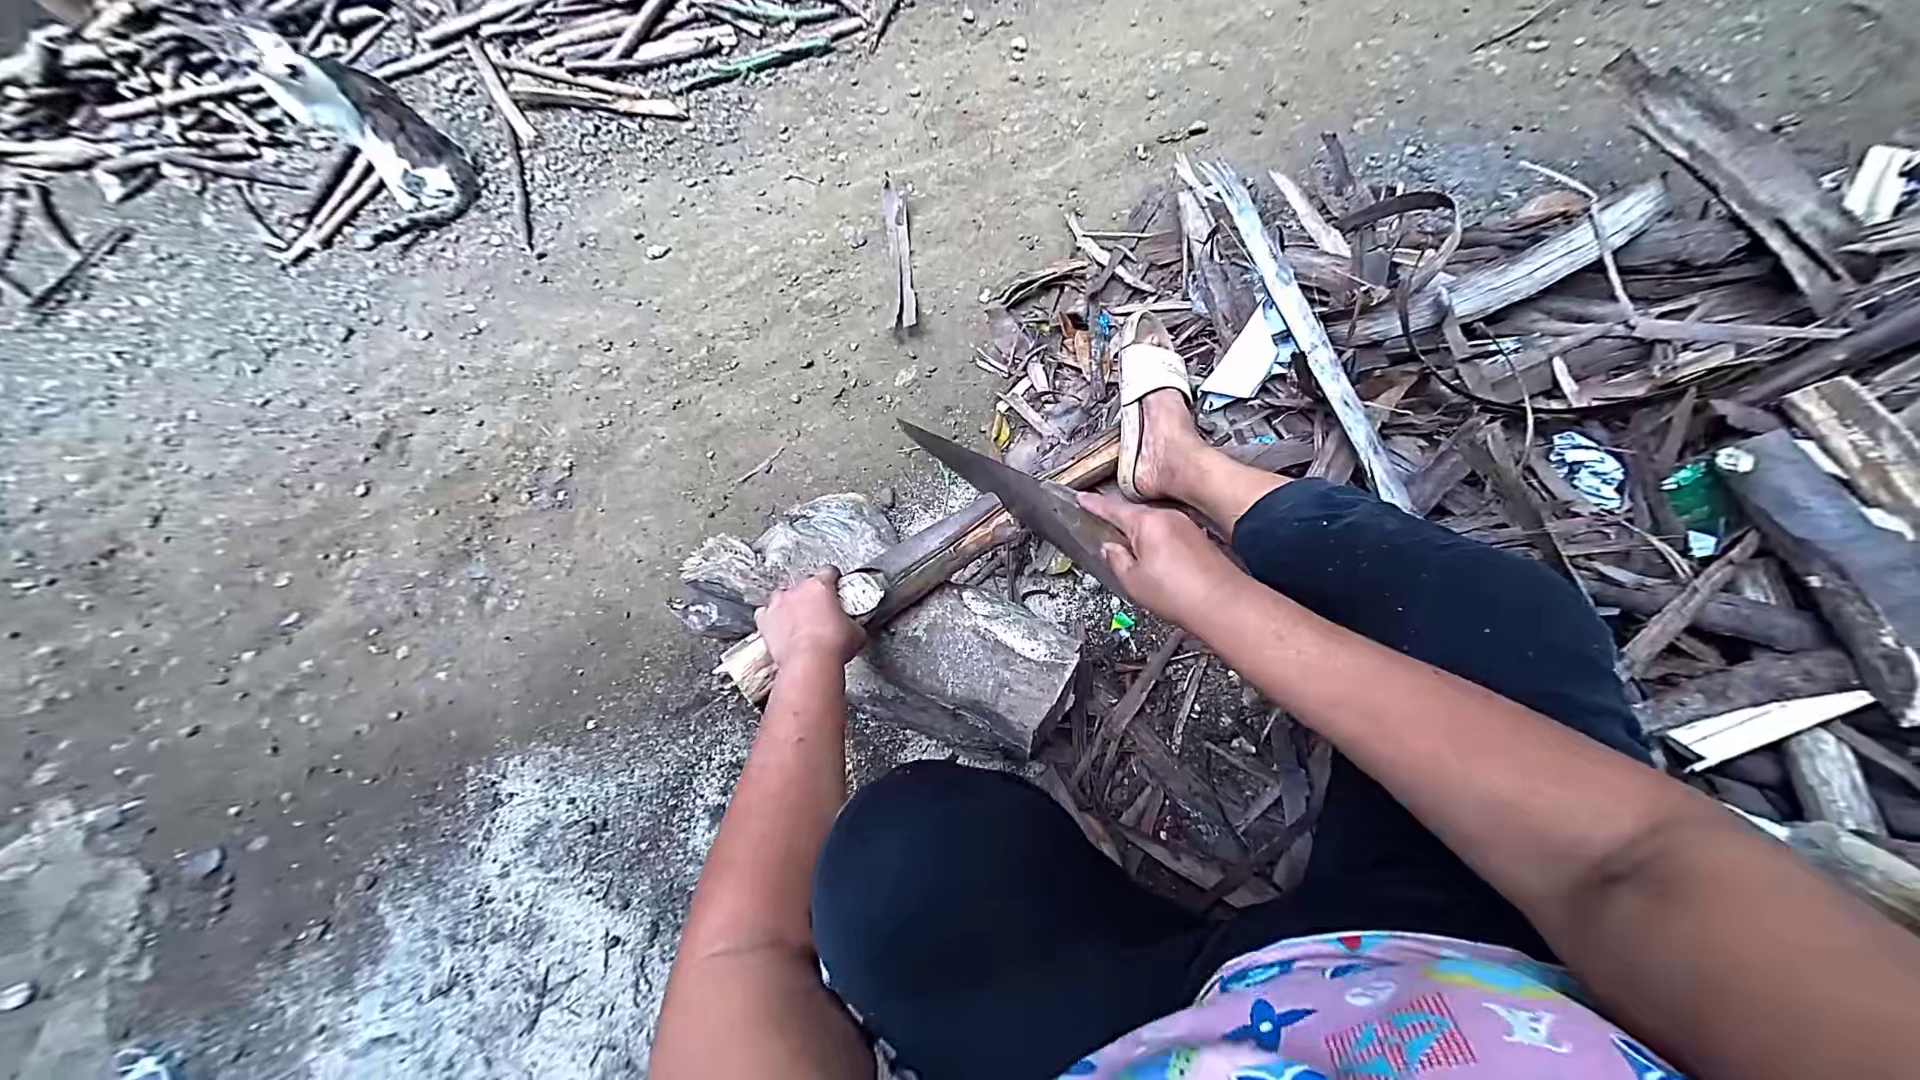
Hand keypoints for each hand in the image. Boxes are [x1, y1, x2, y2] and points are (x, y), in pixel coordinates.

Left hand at [756, 568, 865, 668]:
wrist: (809, 663)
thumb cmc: (832, 645)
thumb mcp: (857, 632)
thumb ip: (854, 624)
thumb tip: (856, 629)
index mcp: (821, 586)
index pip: (829, 572)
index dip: (834, 579)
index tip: (836, 587)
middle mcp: (797, 591)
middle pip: (804, 584)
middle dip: (811, 595)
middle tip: (820, 610)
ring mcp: (778, 605)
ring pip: (781, 596)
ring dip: (790, 604)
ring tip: (798, 618)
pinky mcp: (765, 622)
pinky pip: (764, 614)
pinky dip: (771, 619)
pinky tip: (778, 627)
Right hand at [1080, 492, 1245, 625]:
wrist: (1223, 604)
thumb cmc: (1180, 594)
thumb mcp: (1132, 580)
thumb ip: (1116, 559)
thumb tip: (1110, 548)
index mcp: (1147, 522)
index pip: (1112, 509)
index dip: (1094, 504)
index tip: (1082, 499)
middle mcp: (1168, 517)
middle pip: (1134, 517)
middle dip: (1120, 528)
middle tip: (1106, 541)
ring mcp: (1186, 526)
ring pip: (1153, 527)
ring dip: (1140, 540)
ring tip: (1134, 563)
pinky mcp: (1198, 538)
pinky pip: (1168, 535)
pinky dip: (1158, 546)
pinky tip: (1157, 565)